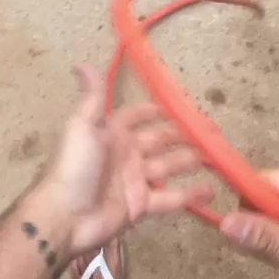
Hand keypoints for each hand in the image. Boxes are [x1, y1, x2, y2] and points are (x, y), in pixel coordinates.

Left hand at [26, 64, 213, 256]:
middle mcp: (126, 154)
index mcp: (112, 133)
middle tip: (206, 131)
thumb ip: (92, 97)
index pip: (135, 116)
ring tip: (212, 157)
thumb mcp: (81, 125)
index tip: (174, 106)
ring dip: (188, 161)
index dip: (152, 111)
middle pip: (158, 140)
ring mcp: (135, 180)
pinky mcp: (141, 205)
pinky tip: (211, 190)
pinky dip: (190, 195)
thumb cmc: (75, 166)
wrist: (66, 215)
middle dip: (179, 135)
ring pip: (168, 166)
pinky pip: (170, 198)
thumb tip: (82, 63)